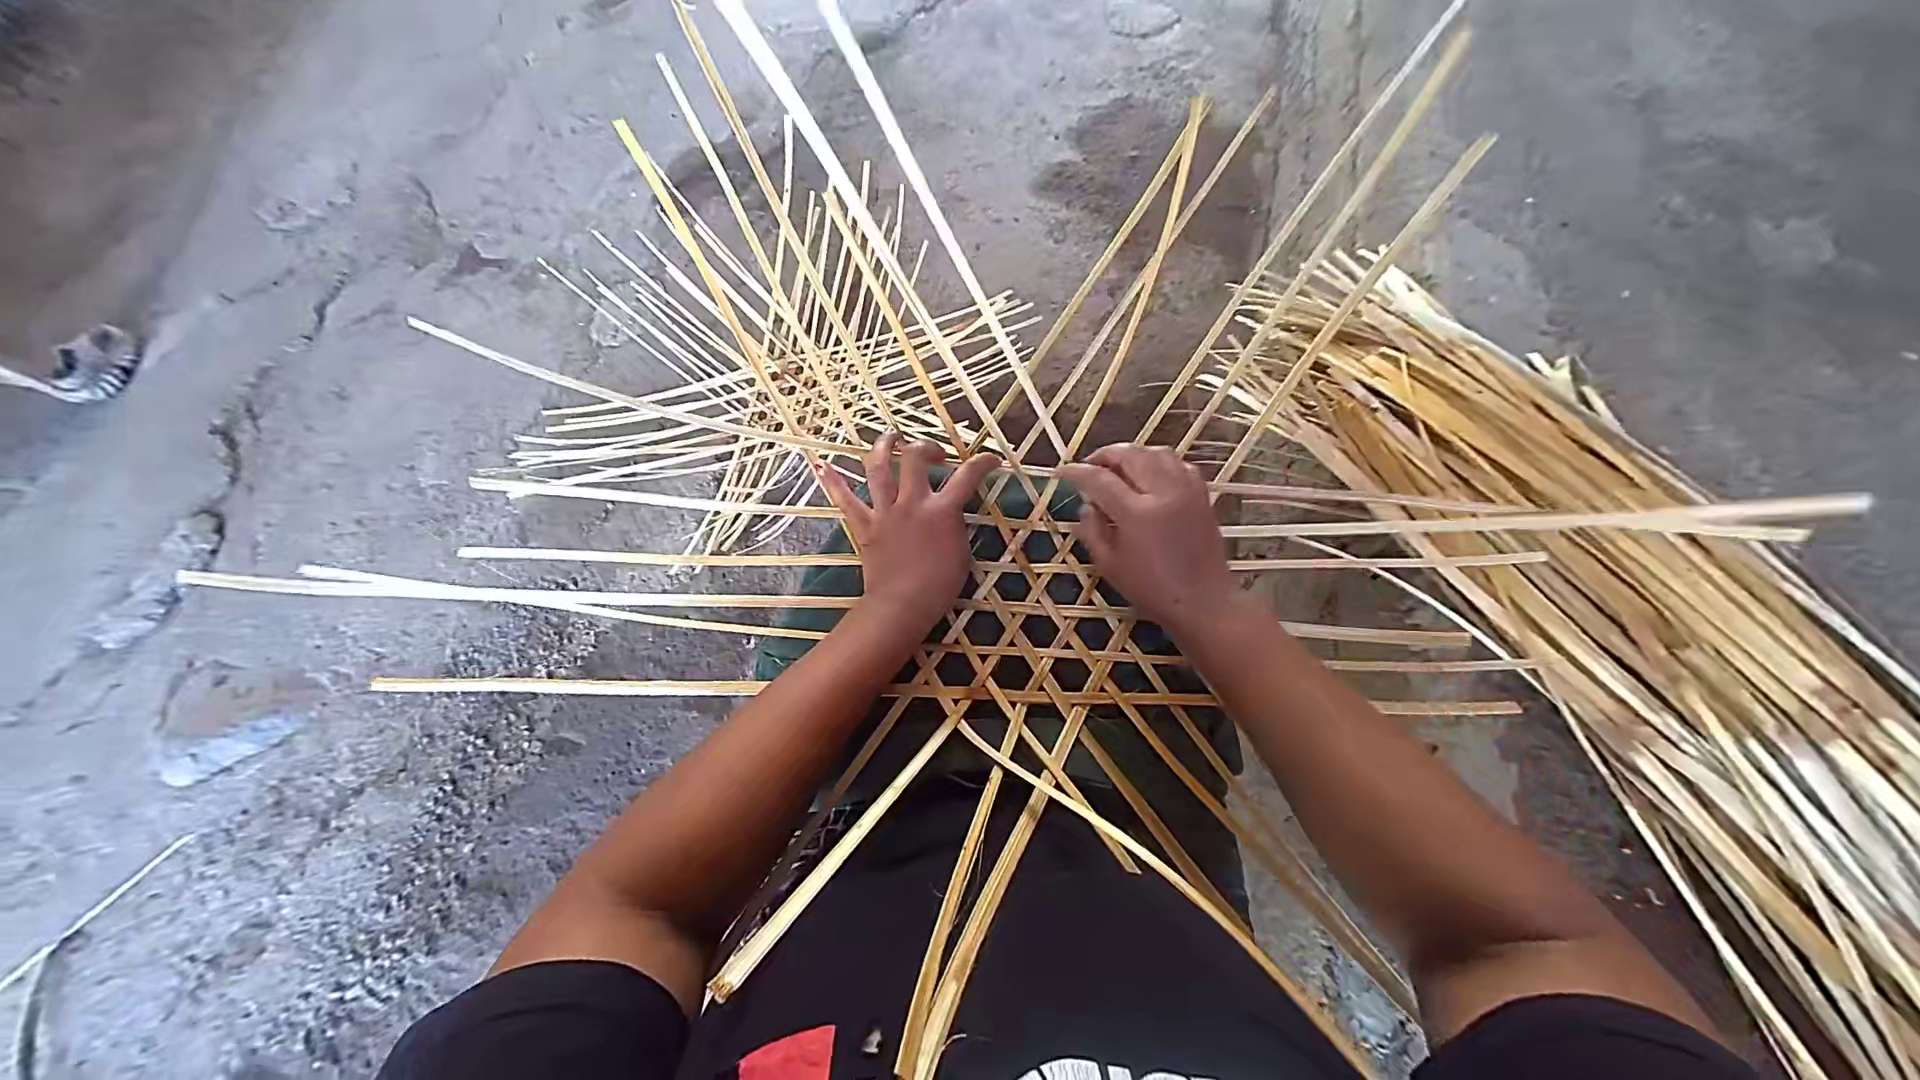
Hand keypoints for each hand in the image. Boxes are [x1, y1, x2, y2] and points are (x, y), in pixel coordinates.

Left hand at [817, 433, 1000, 631]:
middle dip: (926, 447)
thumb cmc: (940, 586)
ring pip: (880, 468)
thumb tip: (950, 514)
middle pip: (915, 458)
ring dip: (884, 447)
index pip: (968, 476)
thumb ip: (955, 526)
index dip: (983, 462)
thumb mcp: (962, 553)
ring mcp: (886, 512)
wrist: (903, 605)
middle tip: (934, 454)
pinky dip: (833, 482)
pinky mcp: (865, 526)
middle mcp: (912, 503)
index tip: (991, 460)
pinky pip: (846, 501)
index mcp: (942, 511)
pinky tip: (822, 465)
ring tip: (891, 436)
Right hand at [1057, 444, 1238, 634]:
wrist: (1203, 602)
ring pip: (1156, 452)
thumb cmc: (1151, 589)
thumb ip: (1092, 530)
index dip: (1076, 472)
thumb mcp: (1109, 565)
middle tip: (1089, 466)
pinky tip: (1149, 474)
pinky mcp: (1201, 495)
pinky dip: (1159, 461)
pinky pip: (1178, 464)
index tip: (1061, 472)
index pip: (1099, 479)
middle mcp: (1163, 493)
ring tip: (1118, 467)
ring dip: (1132, 454)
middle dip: (1104, 455)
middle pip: (1130, 454)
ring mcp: (1186, 491)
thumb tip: (1087, 504)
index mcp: (1136, 514)